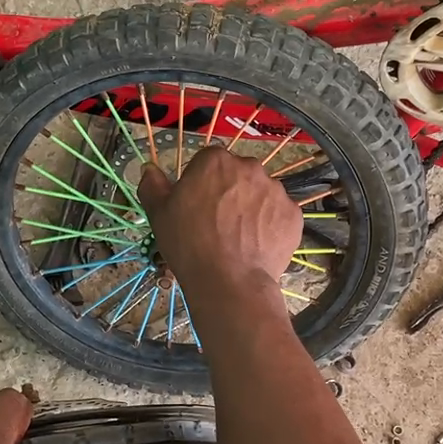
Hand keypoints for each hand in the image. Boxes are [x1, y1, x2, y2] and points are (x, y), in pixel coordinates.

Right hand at [139, 147, 300, 308]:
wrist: (230, 282)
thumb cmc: (189, 244)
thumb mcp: (159, 214)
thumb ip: (153, 185)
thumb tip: (150, 169)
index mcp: (215, 161)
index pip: (207, 161)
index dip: (200, 182)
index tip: (196, 204)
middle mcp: (249, 167)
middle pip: (236, 174)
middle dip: (228, 192)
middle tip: (216, 222)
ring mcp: (275, 190)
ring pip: (259, 193)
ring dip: (250, 207)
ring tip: (237, 237)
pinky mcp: (293, 214)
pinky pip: (278, 214)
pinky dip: (268, 226)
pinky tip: (254, 245)